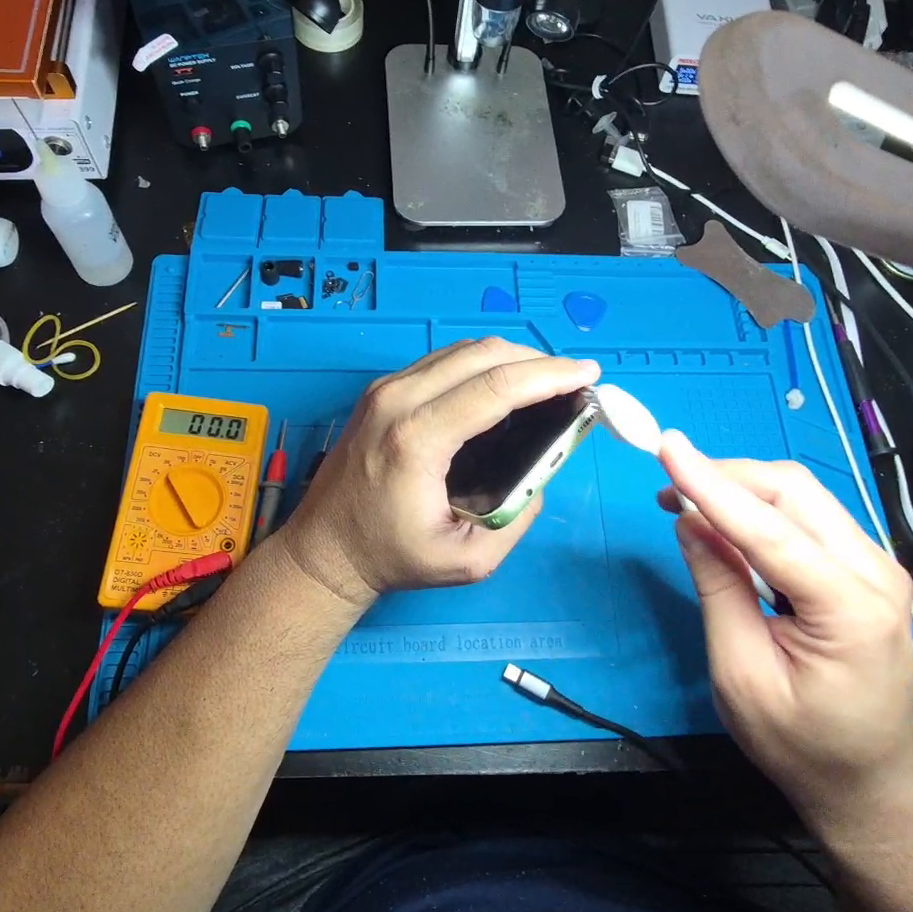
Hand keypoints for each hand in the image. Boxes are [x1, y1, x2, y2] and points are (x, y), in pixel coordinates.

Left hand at [272, 338, 600, 609]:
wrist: (324, 549)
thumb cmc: (391, 557)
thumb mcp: (466, 561)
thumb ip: (516, 521)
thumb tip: (541, 476)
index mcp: (417, 439)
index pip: (497, 386)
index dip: (550, 376)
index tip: (588, 375)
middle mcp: (398, 400)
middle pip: (483, 355)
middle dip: (538, 361)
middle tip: (573, 380)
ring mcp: (385, 389)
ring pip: (462, 350)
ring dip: (510, 358)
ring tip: (545, 382)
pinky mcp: (381, 390)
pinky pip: (441, 361)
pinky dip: (481, 364)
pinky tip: (503, 386)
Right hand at [656, 431, 912, 838]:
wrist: (867, 782)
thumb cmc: (802, 745)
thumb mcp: (742, 676)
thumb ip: (719, 589)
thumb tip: (690, 522)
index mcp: (852, 610)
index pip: (770, 529)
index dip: (712, 485)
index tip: (667, 448)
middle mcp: (876, 572)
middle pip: (793, 492)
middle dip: (725, 476)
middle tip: (667, 487)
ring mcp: (876, 565)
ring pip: (800, 495)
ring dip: (739, 488)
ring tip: (685, 501)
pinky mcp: (864, 567)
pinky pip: (807, 516)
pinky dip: (758, 508)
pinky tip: (725, 520)